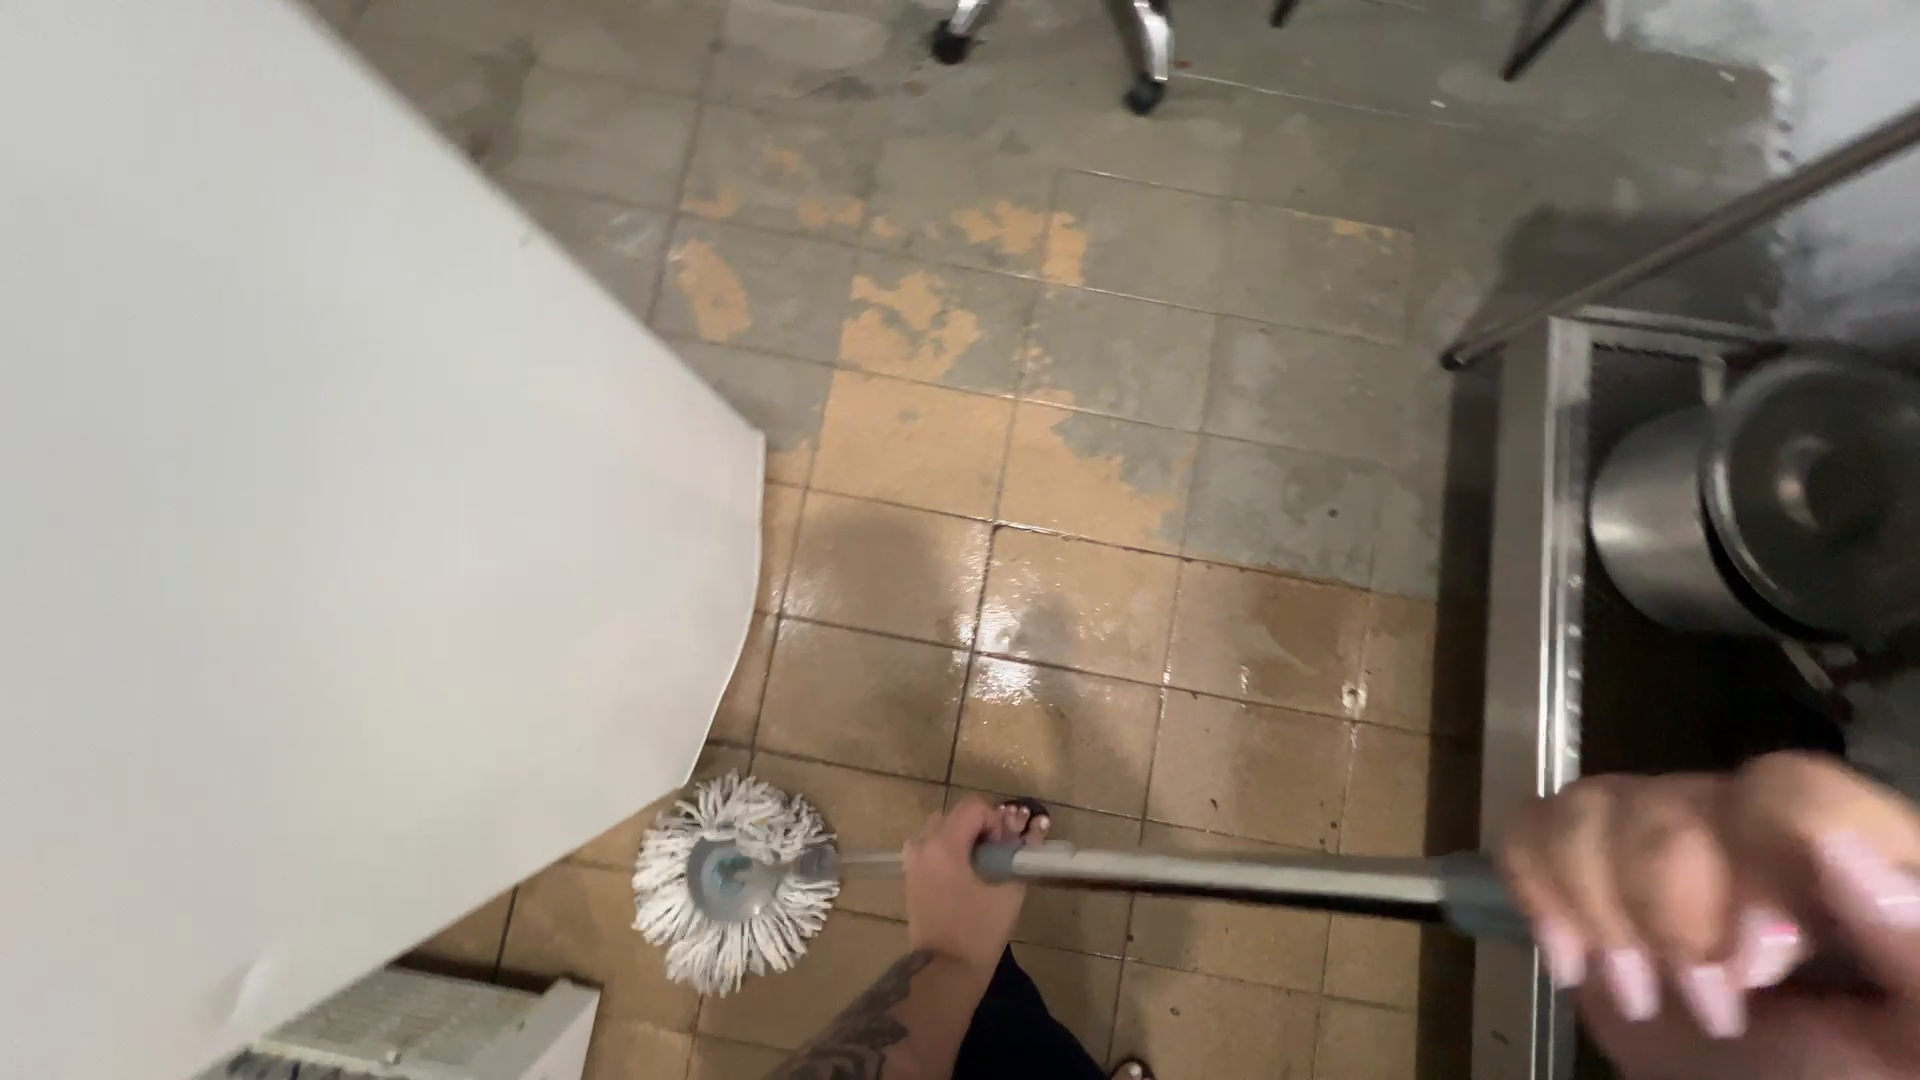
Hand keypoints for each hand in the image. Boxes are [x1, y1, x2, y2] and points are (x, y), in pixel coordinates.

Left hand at [902, 797, 1050, 974]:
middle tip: (998, 853)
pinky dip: (948, 849)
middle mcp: (923, 845)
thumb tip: (1032, 827)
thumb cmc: (979, 932)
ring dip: (963, 836)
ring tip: (982, 863)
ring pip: (941, 828)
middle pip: (955, 815)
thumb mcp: (1009, 891)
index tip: (1005, 847)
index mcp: (944, 844)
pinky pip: (930, 846)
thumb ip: (1019, 853)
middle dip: (980, 827)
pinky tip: (965, 872)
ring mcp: (912, 860)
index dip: (996, 821)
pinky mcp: (910, 876)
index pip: (974, 807)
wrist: (946, 972)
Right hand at [1498, 752, 1919, 1078]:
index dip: (1753, 864)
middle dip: (1665, 919)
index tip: (1755, 966)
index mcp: (1839, 847)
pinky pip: (1525, 828)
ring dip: (1598, 915)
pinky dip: (1537, 896)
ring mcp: (1645, 832)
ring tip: (1638, 990)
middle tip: (1709, 1008)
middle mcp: (1734, 820)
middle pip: (1662, 805)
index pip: (1786, 788)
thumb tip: (1841, 849)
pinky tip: (1572, 958)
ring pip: (1584, 809)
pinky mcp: (1573, 857)